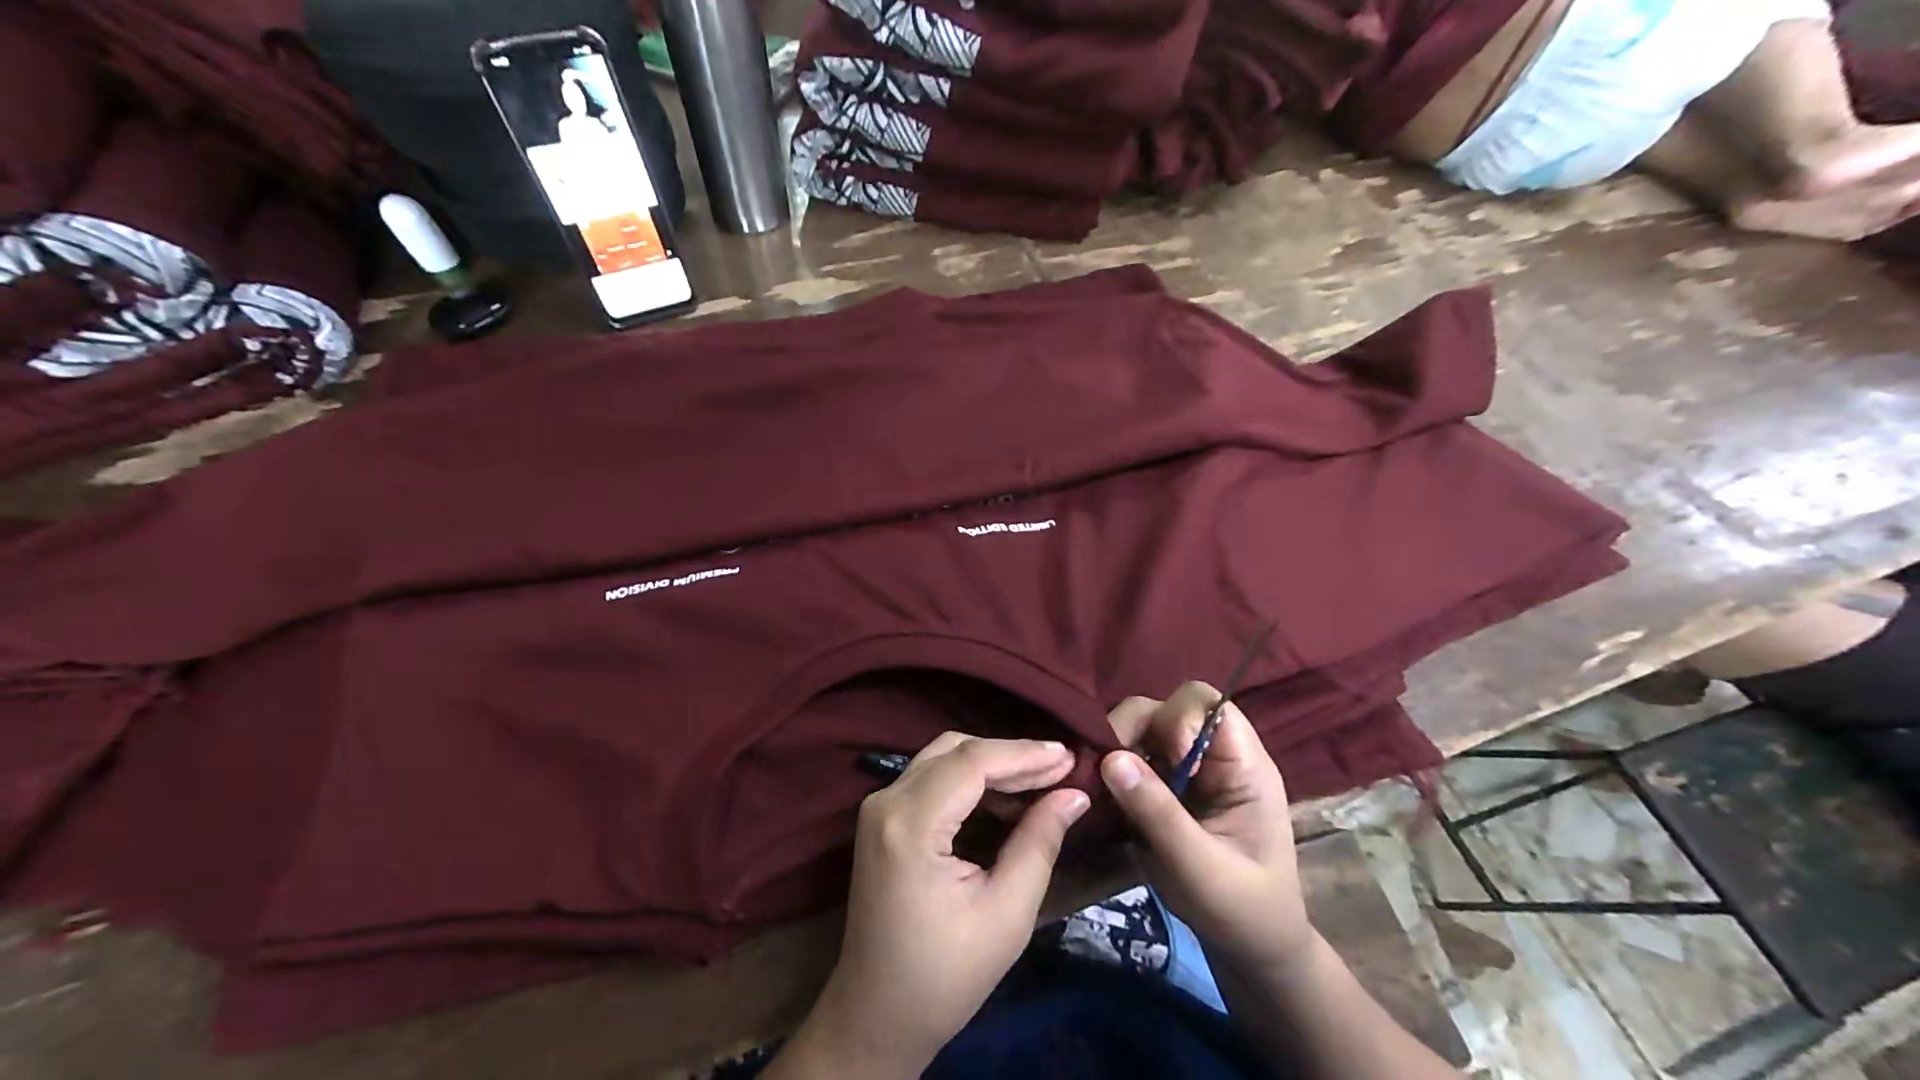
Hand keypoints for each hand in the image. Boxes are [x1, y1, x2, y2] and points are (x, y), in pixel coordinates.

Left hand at [774, 733, 1089, 1078]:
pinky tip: (1006, 797)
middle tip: (1061, 769)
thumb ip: (1039, 843)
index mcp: (909, 825)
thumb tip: (1074, 794)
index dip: (1023, 754)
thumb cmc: (945, 975)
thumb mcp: (1006, 914)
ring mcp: (878, 808)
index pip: (971, 762)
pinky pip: (931, 778)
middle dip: (1010, 756)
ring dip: (991, 765)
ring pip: (943, 758)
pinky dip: (970, 780)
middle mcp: (886, 802)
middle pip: (955, 751)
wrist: (877, 1014)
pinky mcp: (882, 818)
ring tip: (1042, 781)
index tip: (1070, 757)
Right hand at [1101, 683, 1314, 971]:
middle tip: (1109, 770)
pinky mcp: (1161, 788)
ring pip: (1141, 730)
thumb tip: (1110, 757)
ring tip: (1100, 785)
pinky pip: (1129, 759)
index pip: (1209, 704)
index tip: (1162, 758)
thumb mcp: (1202, 868)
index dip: (1178, 717)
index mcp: (1243, 765)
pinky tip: (1098, 794)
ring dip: (1115, 748)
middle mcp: (1211, 756)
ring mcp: (1184, 771)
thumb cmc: (1242, 910)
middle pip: (1165, 709)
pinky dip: (1109, 770)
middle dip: (1132, 729)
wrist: (1249, 950)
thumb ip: (1159, 813)